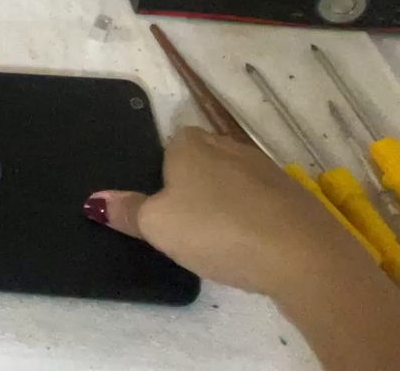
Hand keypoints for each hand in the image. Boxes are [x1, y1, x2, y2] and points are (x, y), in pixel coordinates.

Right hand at [86, 126, 370, 297]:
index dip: (163, 179)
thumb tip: (94, 200)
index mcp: (188, 142)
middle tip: (190, 227)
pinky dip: (257, 219)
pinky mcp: (296, 196)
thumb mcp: (158, 226)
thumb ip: (125, 211)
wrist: (305, 258)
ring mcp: (266, 167)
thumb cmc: (218, 230)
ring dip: (228, 204)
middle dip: (195, 189)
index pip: (166, 148)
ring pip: (234, 182)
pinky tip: (255, 246)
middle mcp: (226, 143)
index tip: (167, 211)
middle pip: (200, 162)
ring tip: (223, 240)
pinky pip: (263, 203)